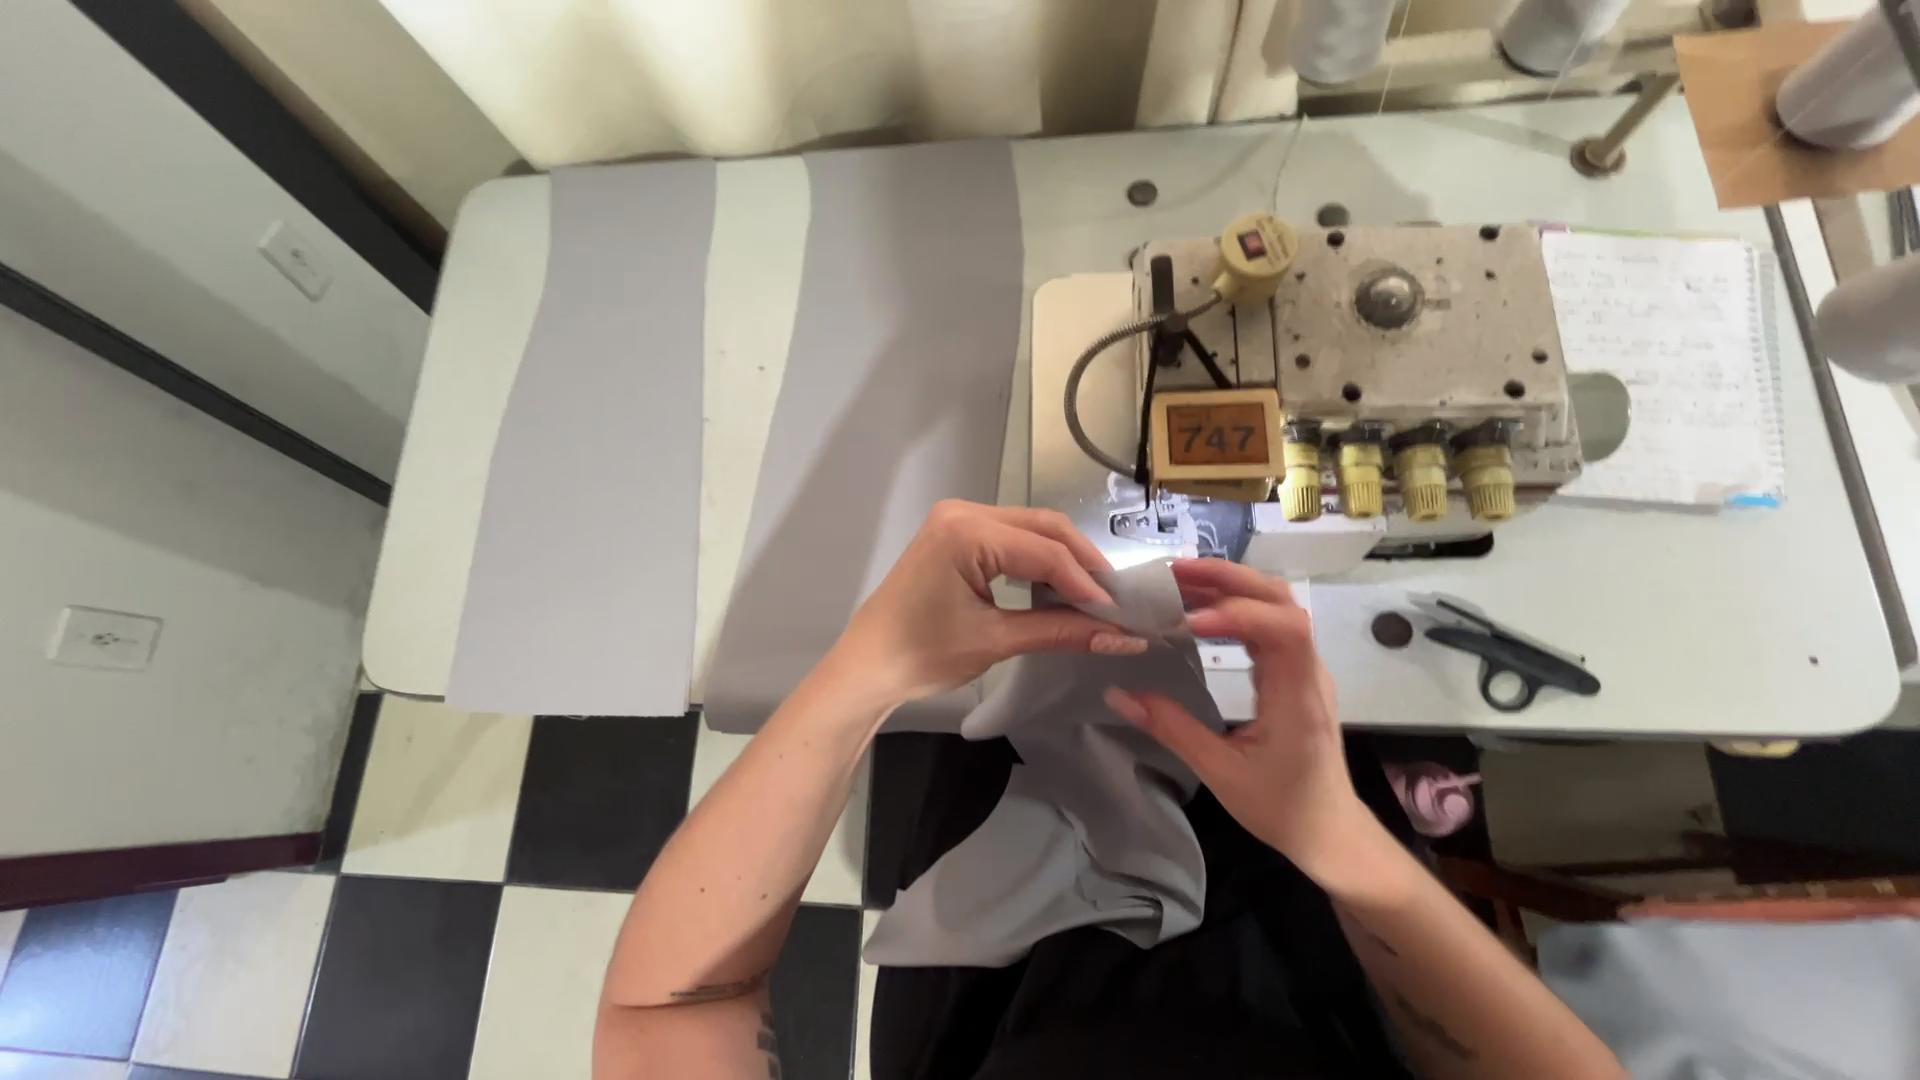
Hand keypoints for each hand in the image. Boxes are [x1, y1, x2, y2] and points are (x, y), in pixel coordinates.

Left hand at [823, 500, 1148, 708]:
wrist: (867, 666)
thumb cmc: (923, 654)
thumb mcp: (996, 641)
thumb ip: (1062, 631)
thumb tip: (1123, 638)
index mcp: (966, 531)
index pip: (1045, 551)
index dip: (1086, 583)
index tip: (1120, 614)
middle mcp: (962, 512)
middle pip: (1042, 527)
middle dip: (1081, 563)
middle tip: (1114, 601)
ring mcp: (955, 519)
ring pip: (1029, 528)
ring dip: (1062, 559)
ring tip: (1091, 596)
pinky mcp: (954, 534)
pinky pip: (1010, 537)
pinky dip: (1037, 559)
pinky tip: (1057, 587)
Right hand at [1103, 559, 1385, 890]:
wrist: (1330, 832)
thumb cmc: (1281, 807)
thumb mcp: (1220, 772)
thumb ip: (1170, 728)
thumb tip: (1118, 693)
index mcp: (1298, 695)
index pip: (1284, 627)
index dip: (1237, 612)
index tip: (1189, 621)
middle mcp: (1308, 671)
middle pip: (1280, 599)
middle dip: (1227, 578)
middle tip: (1172, 573)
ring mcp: (1305, 669)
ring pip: (1276, 604)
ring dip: (1229, 586)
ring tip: (1179, 582)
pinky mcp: (1295, 673)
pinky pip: (1269, 624)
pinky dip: (1234, 607)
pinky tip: (1198, 612)